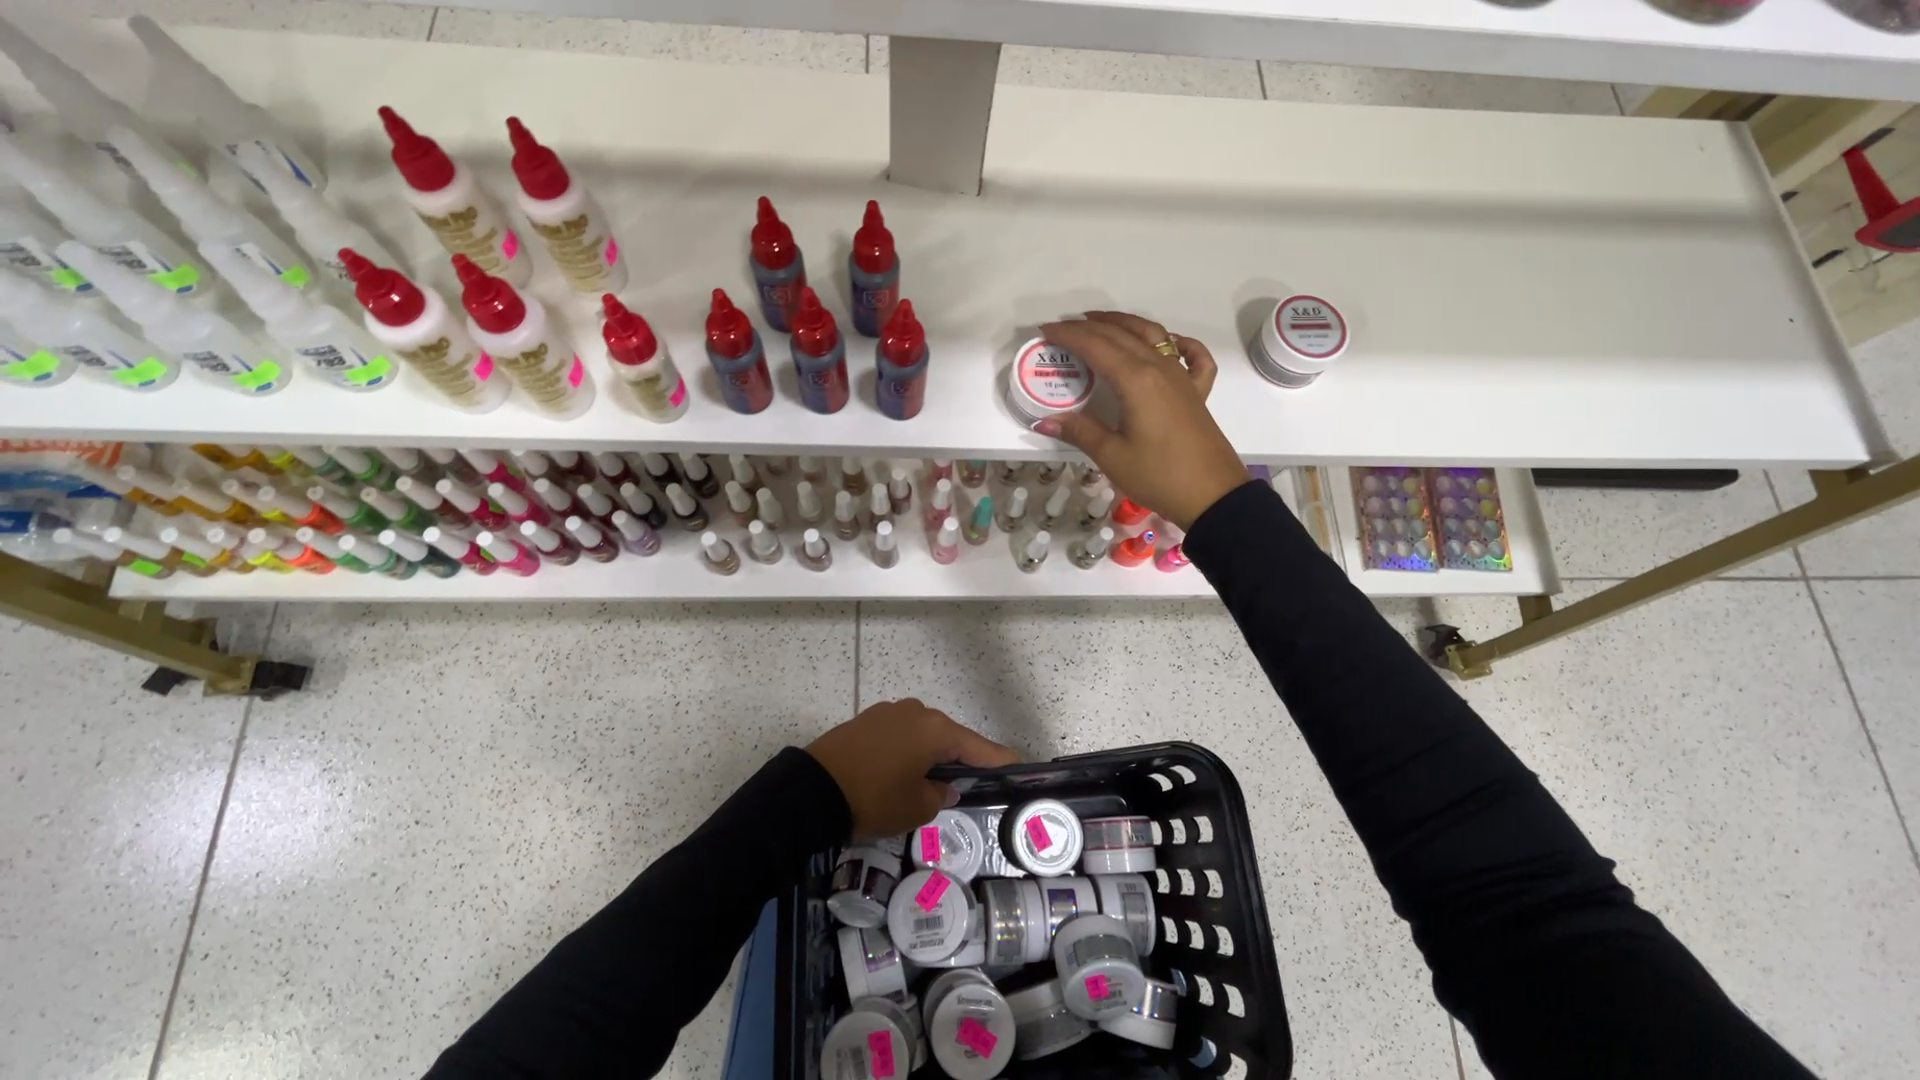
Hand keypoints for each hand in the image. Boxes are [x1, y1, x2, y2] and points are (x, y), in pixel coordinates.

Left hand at [806, 699, 1018, 839]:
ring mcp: (889, 712)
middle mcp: (917, 712)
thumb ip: (940, 794)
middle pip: (951, 737)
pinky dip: (909, 751)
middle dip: (962, 759)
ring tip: (935, 781)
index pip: (980, 747)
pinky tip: (906, 771)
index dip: (1000, 761)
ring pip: (923, 735)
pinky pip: (901, 736)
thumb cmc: (874, 798)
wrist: (812, 790)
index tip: (1019, 768)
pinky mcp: (867, 721)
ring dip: (932, 755)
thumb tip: (943, 785)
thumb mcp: (916, 807)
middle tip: (974, 783)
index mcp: (936, 730)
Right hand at [1036, 311, 1247, 530]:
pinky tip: (1171, 343)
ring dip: (1126, 323)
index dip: (1069, 335)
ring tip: (1102, 321)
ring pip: (1154, 336)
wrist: (1212, 496)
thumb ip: (1080, 432)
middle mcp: (1160, 368)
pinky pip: (1193, 357)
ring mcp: (1183, 377)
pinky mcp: (1198, 392)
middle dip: (1090, 326)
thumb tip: (1045, 422)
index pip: (1096, 345)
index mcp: (1136, 379)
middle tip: (1063, 328)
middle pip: (1122, 335)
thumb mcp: (1112, 456)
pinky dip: (1180, 343)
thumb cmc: (1158, 476)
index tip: (1045, 332)